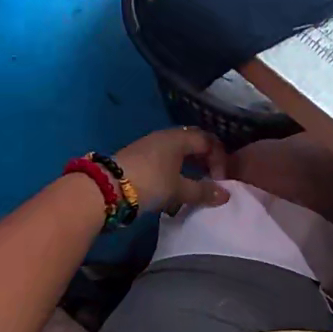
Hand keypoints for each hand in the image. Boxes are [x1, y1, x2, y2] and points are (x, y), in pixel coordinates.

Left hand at [113, 127, 229, 214]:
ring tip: (195, 185)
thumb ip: (203, 191)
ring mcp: (149, 145)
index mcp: (179, 138)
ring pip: (179, 151)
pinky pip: (166, 158)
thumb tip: (226, 195)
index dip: (220, 159)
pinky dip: (176, 169)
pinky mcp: (138, 156)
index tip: (219, 180)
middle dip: (206, 160)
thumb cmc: (150, 183)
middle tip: (211, 179)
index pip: (209, 141)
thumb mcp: (179, 190)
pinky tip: (174, 185)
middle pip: (194, 143)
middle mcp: (165, 136)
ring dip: (191, 165)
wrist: (106, 188)